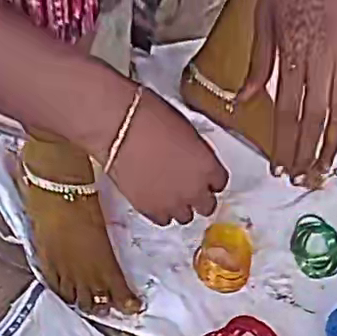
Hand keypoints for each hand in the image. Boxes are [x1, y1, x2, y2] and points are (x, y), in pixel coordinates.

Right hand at [97, 86, 228, 224]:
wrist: (116, 124)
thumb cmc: (148, 114)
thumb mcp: (185, 129)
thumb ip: (196, 153)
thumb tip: (194, 162)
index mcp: (208, 167)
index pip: (220, 182)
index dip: (210, 178)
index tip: (202, 174)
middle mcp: (195, 191)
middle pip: (207, 206)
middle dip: (199, 197)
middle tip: (187, 187)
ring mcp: (174, 204)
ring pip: (185, 217)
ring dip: (180, 206)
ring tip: (167, 192)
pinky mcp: (152, 211)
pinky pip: (163, 220)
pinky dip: (160, 211)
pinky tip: (153, 197)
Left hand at [240, 0, 336, 184]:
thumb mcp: (264, 15)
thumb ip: (258, 61)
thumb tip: (244, 98)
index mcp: (295, 56)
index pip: (287, 114)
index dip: (284, 145)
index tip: (281, 166)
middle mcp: (321, 62)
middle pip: (313, 121)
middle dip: (306, 154)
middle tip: (302, 178)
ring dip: (333, 143)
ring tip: (326, 167)